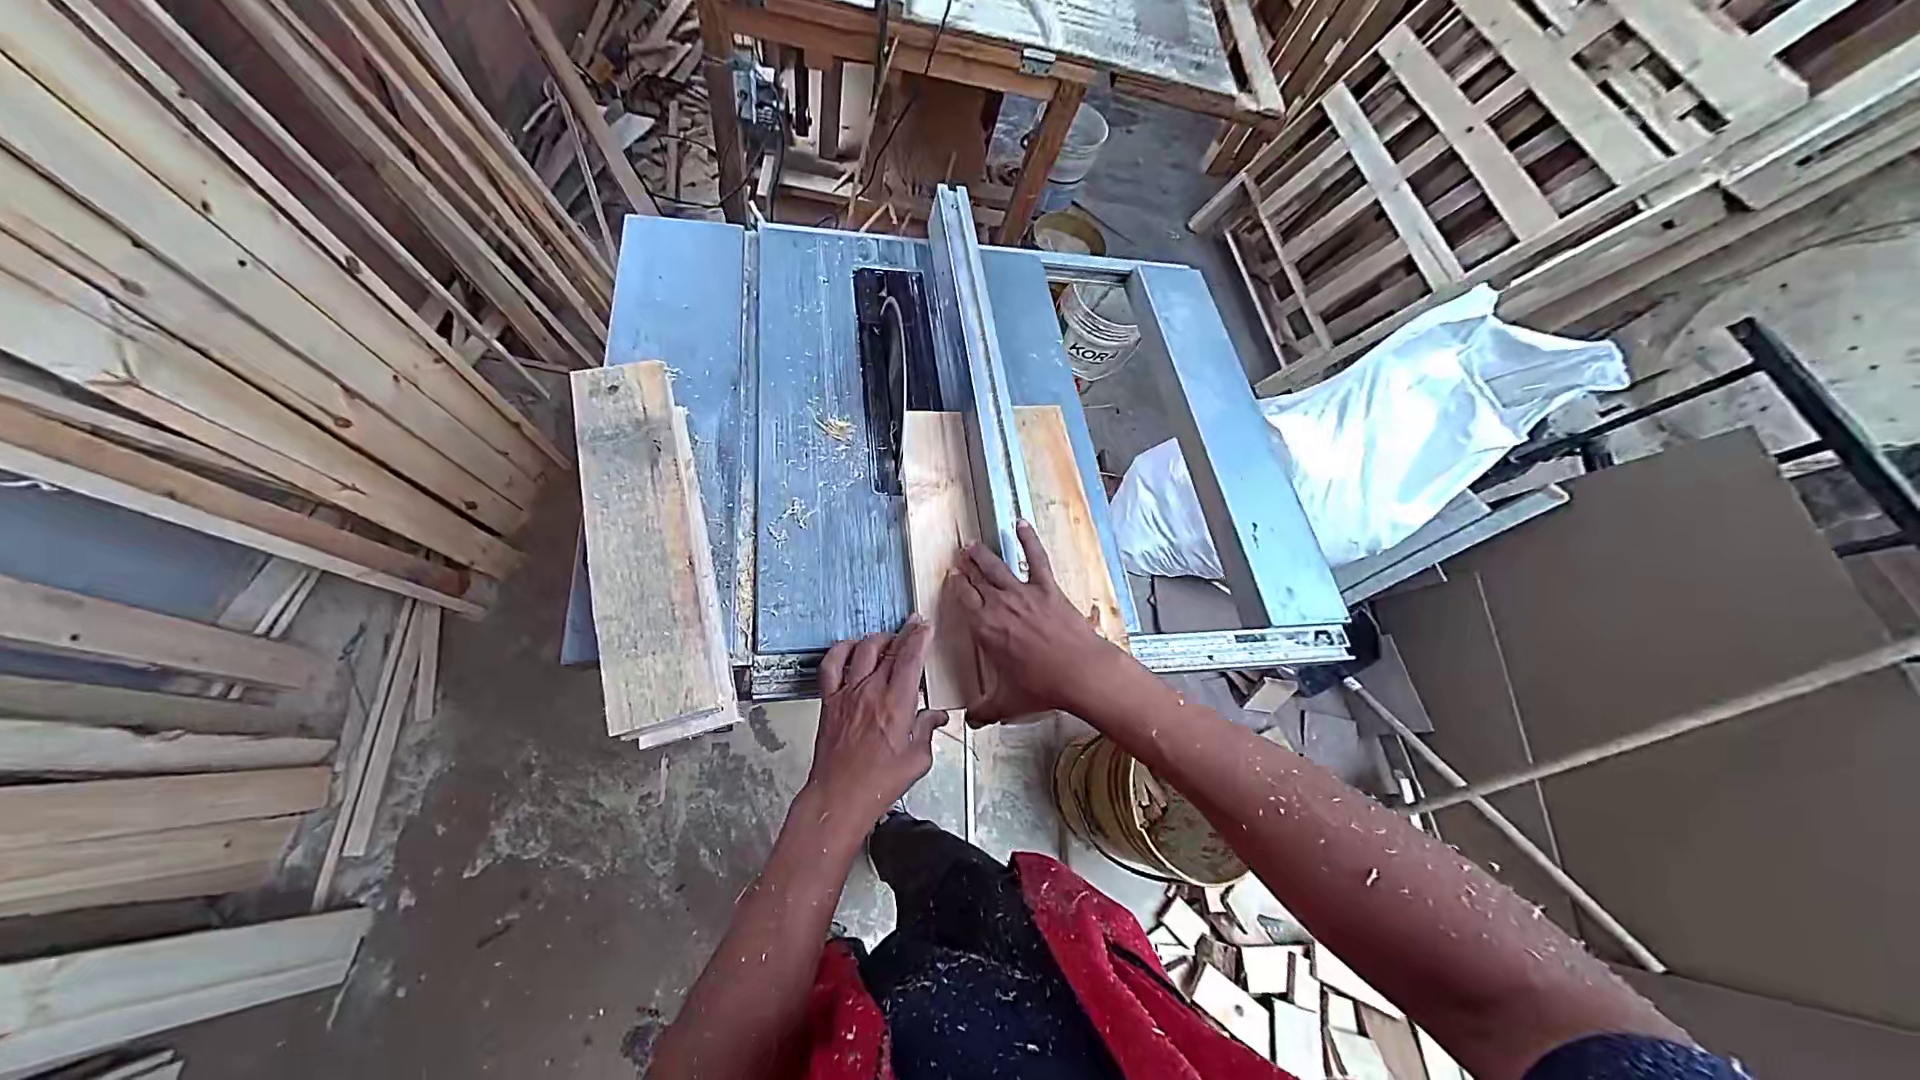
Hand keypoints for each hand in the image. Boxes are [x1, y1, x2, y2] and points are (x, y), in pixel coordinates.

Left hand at [804, 616, 948, 826]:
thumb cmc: (875, 783)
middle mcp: (871, 693)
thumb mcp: (917, 760)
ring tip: (886, 640)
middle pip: (889, 649)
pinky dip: (840, 650)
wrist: (840, 797)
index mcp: (897, 705)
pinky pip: (831, 665)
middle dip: (904, 633)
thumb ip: (927, 731)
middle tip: (912, 627)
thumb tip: (935, 718)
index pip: (911, 657)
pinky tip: (849, 648)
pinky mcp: (830, 701)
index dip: (920, 637)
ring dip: (878, 639)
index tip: (926, 628)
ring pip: (862, 650)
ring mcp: (848, 694)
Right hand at [941, 520, 1148, 725]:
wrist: (1080, 673)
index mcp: (985, 628)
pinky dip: (1028, 539)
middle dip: (965, 567)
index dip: (955, 586)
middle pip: (976, 579)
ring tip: (973, 545)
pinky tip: (1021, 524)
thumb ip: (984, 711)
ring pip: (996, 567)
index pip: (963, 599)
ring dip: (983, 555)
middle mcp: (1000, 605)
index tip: (951, 578)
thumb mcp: (1007, 702)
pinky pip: (1035, 558)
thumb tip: (970, 722)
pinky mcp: (1048, 588)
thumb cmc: (1042, 686)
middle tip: (958, 557)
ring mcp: (1024, 593)